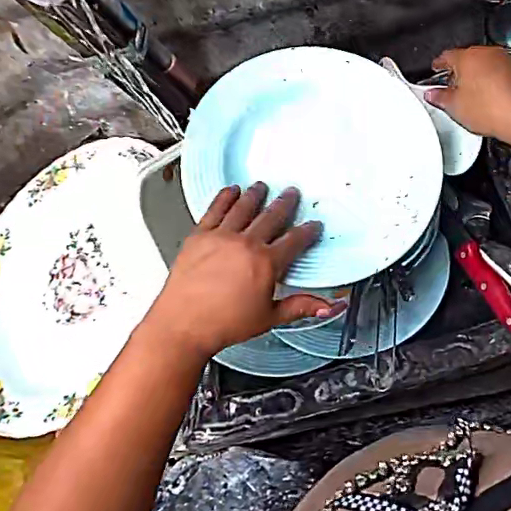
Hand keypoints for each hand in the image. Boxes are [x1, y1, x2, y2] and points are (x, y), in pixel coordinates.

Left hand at [134, 183, 336, 359]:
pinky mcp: (199, 236)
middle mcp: (246, 244)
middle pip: (271, 216)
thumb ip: (300, 306)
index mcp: (266, 263)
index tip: (313, 225)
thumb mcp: (269, 317)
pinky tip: (230, 191)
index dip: (307, 231)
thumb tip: (327, 307)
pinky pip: (215, 210)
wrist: (184, 324)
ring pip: (243, 208)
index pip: (294, 240)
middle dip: (284, 203)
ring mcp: (221, 237)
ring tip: (261, 186)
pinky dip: (224, 198)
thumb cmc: (223, 323)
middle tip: (291, 193)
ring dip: (255, 195)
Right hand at [427, 45, 510, 145]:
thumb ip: (440, 97)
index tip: (437, 68)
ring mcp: (509, 60)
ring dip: (483, 77)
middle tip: (456, 89)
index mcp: (468, 58)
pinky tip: (498, 100)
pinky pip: (507, 73)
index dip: (439, 64)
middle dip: (462, 72)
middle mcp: (489, 54)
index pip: (447, 56)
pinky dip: (501, 83)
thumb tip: (433, 94)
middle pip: (470, 59)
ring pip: (489, 65)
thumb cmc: (495, 110)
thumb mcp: (455, 108)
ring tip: (479, 99)